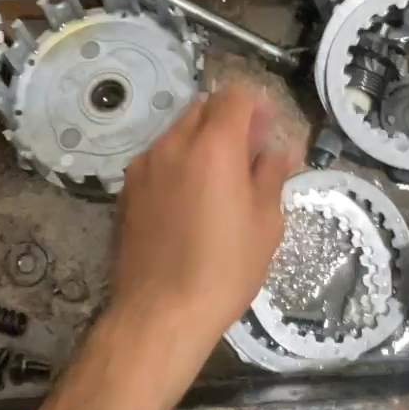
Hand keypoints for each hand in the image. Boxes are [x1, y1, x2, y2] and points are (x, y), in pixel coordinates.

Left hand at [109, 85, 299, 360]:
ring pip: (178, 132)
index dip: (257, 105)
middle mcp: (173, 144)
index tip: (270, 127)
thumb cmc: (224, 269)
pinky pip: (158, 158)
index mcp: (212, 146)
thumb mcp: (265, 223)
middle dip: (230, 120)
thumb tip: (281, 149)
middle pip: (203, 108)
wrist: (159, 312)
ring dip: (203, 139)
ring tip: (221, 177)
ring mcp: (144, 165)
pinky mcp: (127, 189)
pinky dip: (179, 161)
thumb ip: (271, 174)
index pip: (234, 97)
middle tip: (250, 151)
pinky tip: (191, 197)